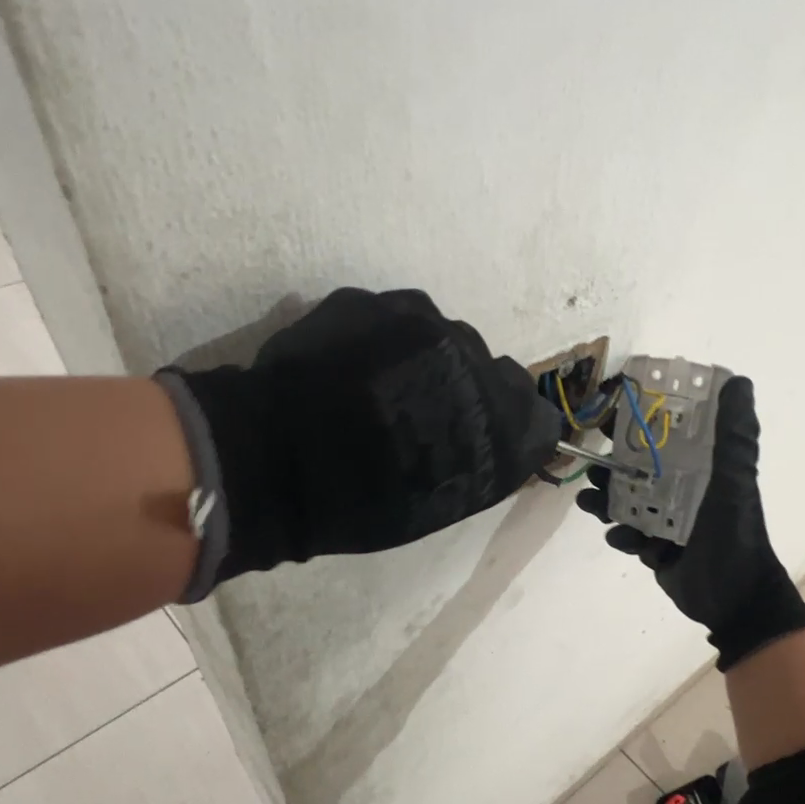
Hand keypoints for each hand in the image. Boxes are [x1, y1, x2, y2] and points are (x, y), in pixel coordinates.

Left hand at [166, 288, 561, 576]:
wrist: (274, 462)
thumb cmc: (361, 503)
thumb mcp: (440, 501)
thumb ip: (477, 461)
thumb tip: (480, 435)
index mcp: (499, 419)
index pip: (530, 410)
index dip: (503, 418)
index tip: (475, 430)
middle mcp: (475, 361)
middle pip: (481, 361)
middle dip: (456, 380)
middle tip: (413, 408)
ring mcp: (421, 322)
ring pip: (436, 331)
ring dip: (418, 353)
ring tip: (372, 382)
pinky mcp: (370, 300)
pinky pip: (387, 316)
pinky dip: (374, 337)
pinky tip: (342, 366)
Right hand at [575, 377, 804, 668]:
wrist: (735, 599)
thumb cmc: (734, 534)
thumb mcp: (735, 480)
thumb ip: (735, 435)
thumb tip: (738, 380)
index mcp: (702, 469)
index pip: (666, 437)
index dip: (639, 425)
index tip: (612, 415)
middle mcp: (684, 491)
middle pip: (638, 470)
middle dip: (613, 466)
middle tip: (592, 464)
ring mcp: (668, 522)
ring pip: (627, 503)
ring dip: (606, 501)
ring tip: (588, 501)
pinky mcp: (656, 550)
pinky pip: (630, 537)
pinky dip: (621, 536)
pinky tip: (619, 538)